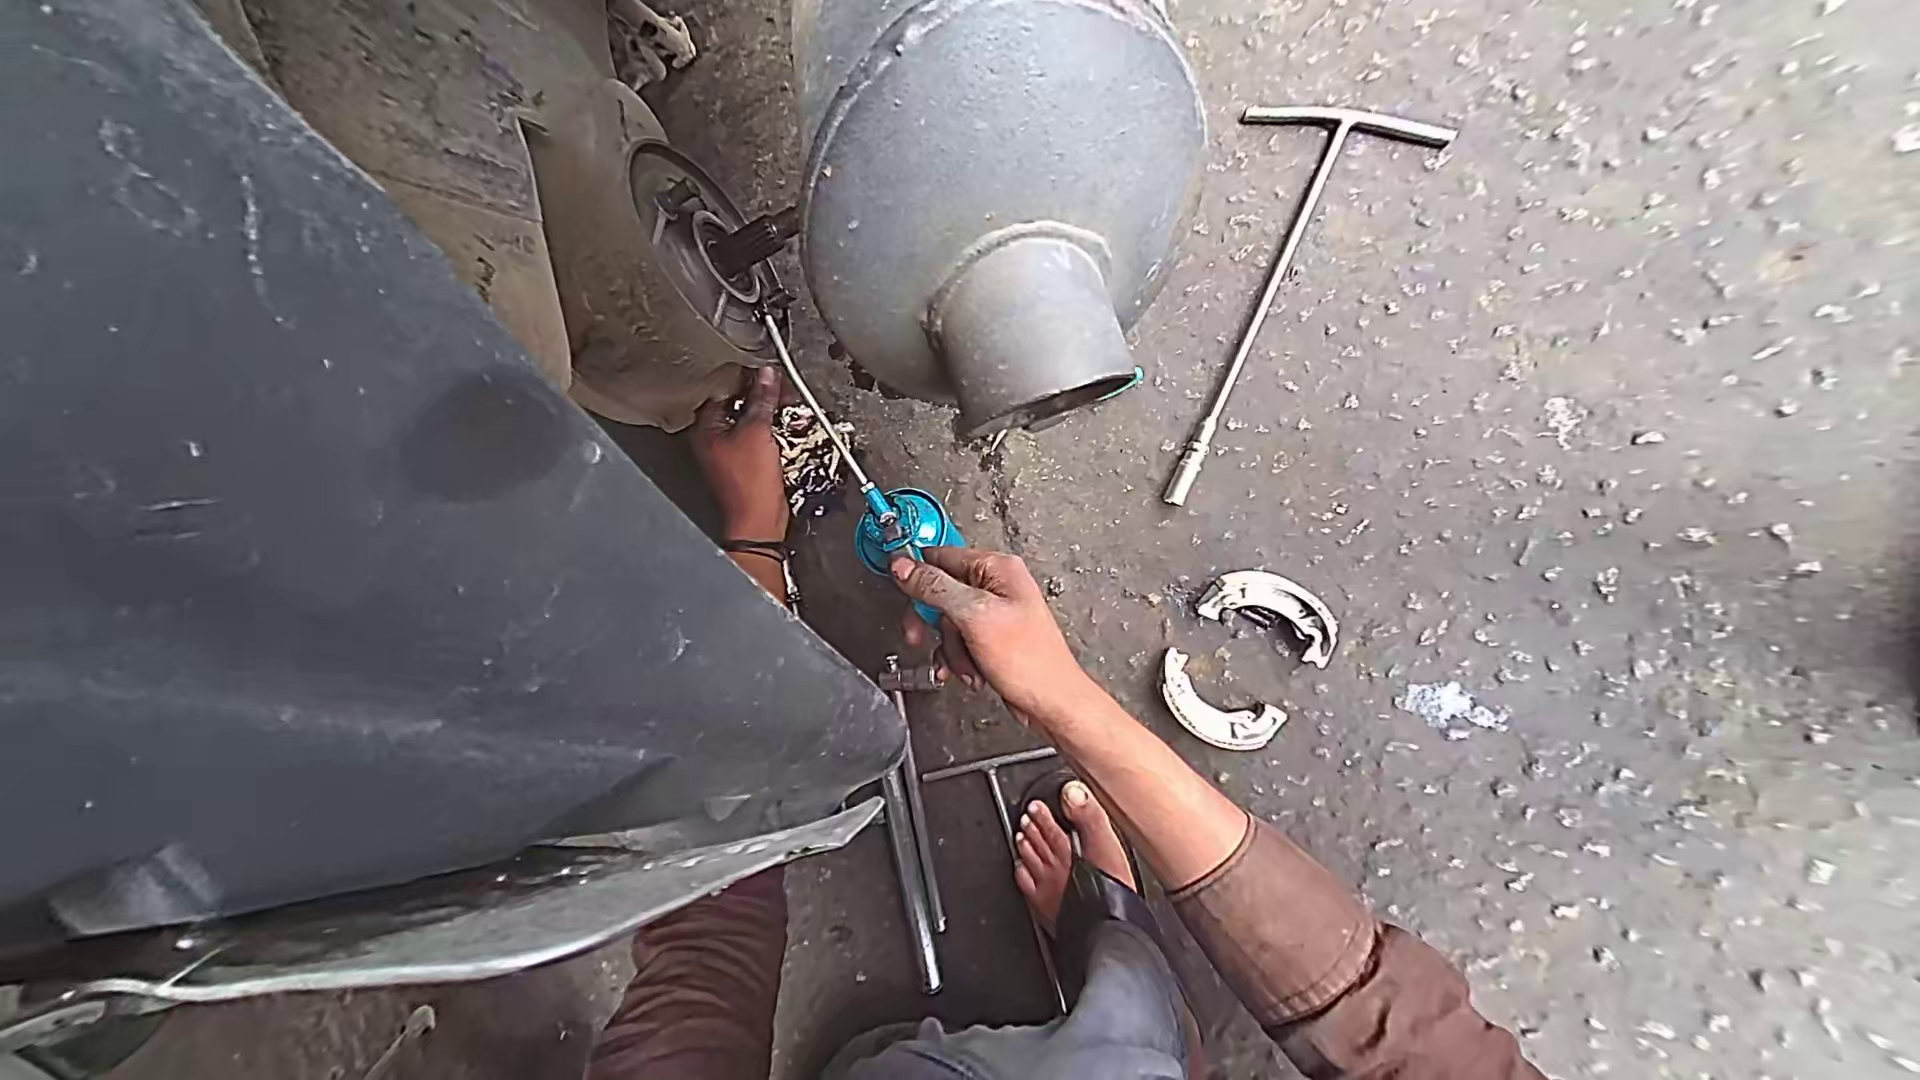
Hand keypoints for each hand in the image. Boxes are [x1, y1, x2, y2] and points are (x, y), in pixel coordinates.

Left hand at [691, 366, 788, 540]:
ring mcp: (728, 452)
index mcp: (705, 428)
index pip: (722, 390)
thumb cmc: (750, 482)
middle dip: (758, 396)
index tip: (764, 371)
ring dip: (765, 413)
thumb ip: (762, 400)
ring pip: (747, 422)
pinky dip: (767, 430)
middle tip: (778, 386)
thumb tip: (767, 376)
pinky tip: (781, 425)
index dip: (744, 379)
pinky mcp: (745, 463)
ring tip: (783, 402)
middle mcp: (712, 439)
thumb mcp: (758, 432)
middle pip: (735, 406)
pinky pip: (756, 438)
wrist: (760, 518)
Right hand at [889, 547, 1096, 727]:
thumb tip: (906, 567)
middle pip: (940, 591)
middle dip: (933, 621)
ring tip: (965, 660)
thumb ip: (936, 588)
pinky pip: (957, 641)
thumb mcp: (974, 616)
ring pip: (946, 621)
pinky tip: (968, 670)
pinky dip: (958, 658)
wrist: (1050, 701)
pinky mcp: (990, 637)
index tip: (899, 582)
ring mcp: (993, 613)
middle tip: (921, 633)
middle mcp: (997, 586)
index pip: (943, 554)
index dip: (917, 570)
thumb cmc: (1030, 660)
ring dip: (949, 647)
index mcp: (998, 568)